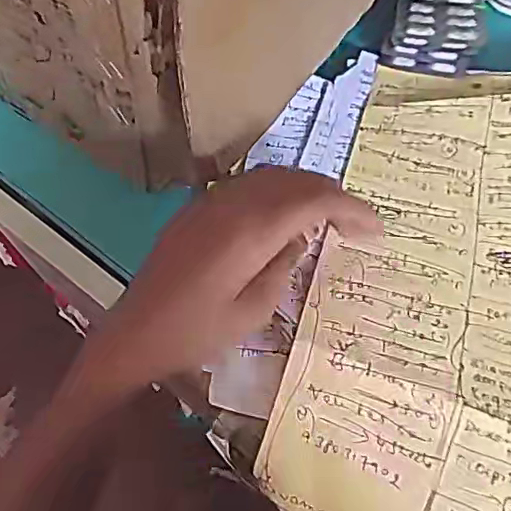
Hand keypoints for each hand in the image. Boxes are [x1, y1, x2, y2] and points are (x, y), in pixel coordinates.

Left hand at [78, 167, 380, 394]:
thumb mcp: (253, 311)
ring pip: (269, 177)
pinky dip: (275, 192)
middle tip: (356, 222)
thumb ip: (284, 265)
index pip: (313, 199)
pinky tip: (283, 215)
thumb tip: (303, 235)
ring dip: (303, 188)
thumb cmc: (195, 334)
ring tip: (327, 216)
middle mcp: (231, 203)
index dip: (351, 208)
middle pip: (294, 179)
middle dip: (332, 194)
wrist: (135, 333)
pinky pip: (246, 186)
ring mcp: (209, 202)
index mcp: (250, 230)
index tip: (375, 229)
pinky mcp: (196, 210)